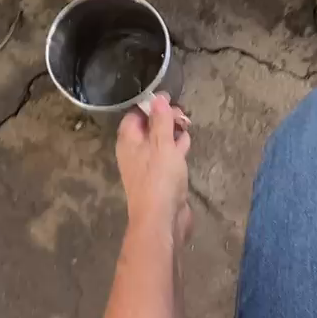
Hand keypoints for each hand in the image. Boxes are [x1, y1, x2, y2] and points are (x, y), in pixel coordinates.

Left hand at [116, 93, 191, 246]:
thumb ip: (161, 120)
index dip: (151, 105)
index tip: (169, 99)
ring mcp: (148, 166)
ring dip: (172, 131)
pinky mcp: (161, 177)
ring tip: (187, 123)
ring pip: (159, 141)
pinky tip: (187, 142)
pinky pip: (167, 155)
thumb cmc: (159, 178)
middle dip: (165, 117)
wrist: (162, 219)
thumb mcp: (162, 144)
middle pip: (148, 127)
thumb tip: (157, 98)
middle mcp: (134, 152)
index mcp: (128, 141)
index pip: (135, 114)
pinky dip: (176, 147)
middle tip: (183, 114)